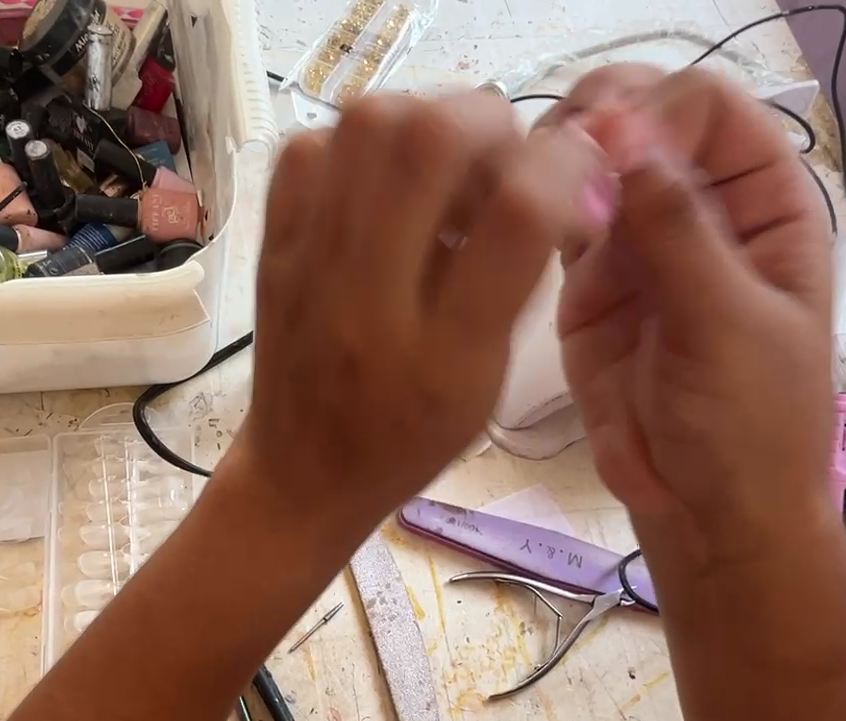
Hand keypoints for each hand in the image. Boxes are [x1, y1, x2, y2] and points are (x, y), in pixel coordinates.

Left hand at [225, 91, 607, 534]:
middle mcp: (368, 298)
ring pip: (365, 125)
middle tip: (495, 162)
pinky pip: (306, 151)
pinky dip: (351, 144)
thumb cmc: (405, 443)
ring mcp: (307, 267)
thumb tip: (544, 180)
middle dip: (486, 123)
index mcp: (442, 352)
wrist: (302, 475)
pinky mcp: (272, 251)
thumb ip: (514, 286)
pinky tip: (373, 185)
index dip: (563, 167)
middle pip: (429, 139)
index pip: (516, 215)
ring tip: (436, 167)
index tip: (573, 168)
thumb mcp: (482, 386)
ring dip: (419, 120)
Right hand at [545, 65, 835, 554]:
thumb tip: (622, 129)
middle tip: (546, 150)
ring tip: (515, 179)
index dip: (651, 114)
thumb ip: (673, 228)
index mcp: (761, 205)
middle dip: (595, 127)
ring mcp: (635, 254)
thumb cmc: (746, 421)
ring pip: (591, 178)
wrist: (702, 507)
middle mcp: (696, 215)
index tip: (597, 142)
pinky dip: (534, 219)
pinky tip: (508, 214)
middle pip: (642, 132)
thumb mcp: (724, 322)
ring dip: (554, 168)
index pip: (705, 112)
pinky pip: (560, 236)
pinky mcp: (586, 294)